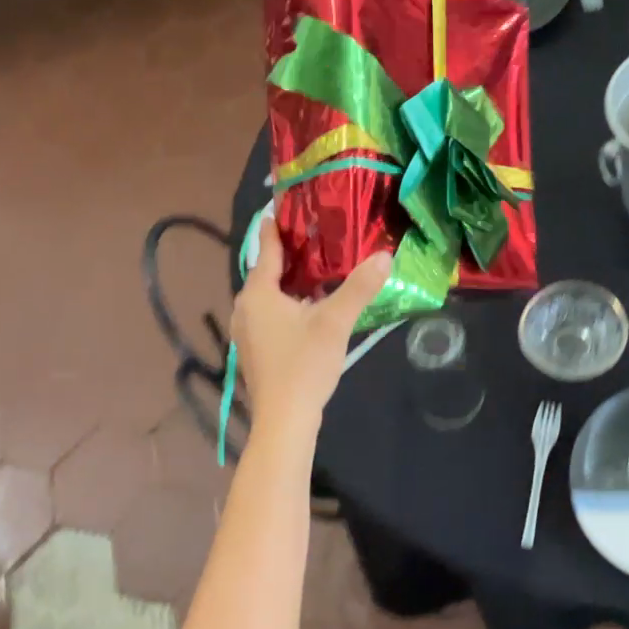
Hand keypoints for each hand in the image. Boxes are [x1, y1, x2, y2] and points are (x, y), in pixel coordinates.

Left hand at [233, 217, 391, 428]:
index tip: (280, 208)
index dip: (275, 228)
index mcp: (258, 294)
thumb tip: (384, 256)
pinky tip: (308, 312)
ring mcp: (246, 332)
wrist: (285, 419)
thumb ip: (359, 288)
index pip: (266, 250)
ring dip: (288, 285)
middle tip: (313, 239)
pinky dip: (286, 306)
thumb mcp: (336, 322)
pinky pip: (269, 316)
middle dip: (288, 257)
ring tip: (315, 273)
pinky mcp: (254, 351)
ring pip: (268, 297)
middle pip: (266, 274)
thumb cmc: (304, 365)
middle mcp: (244, 308)